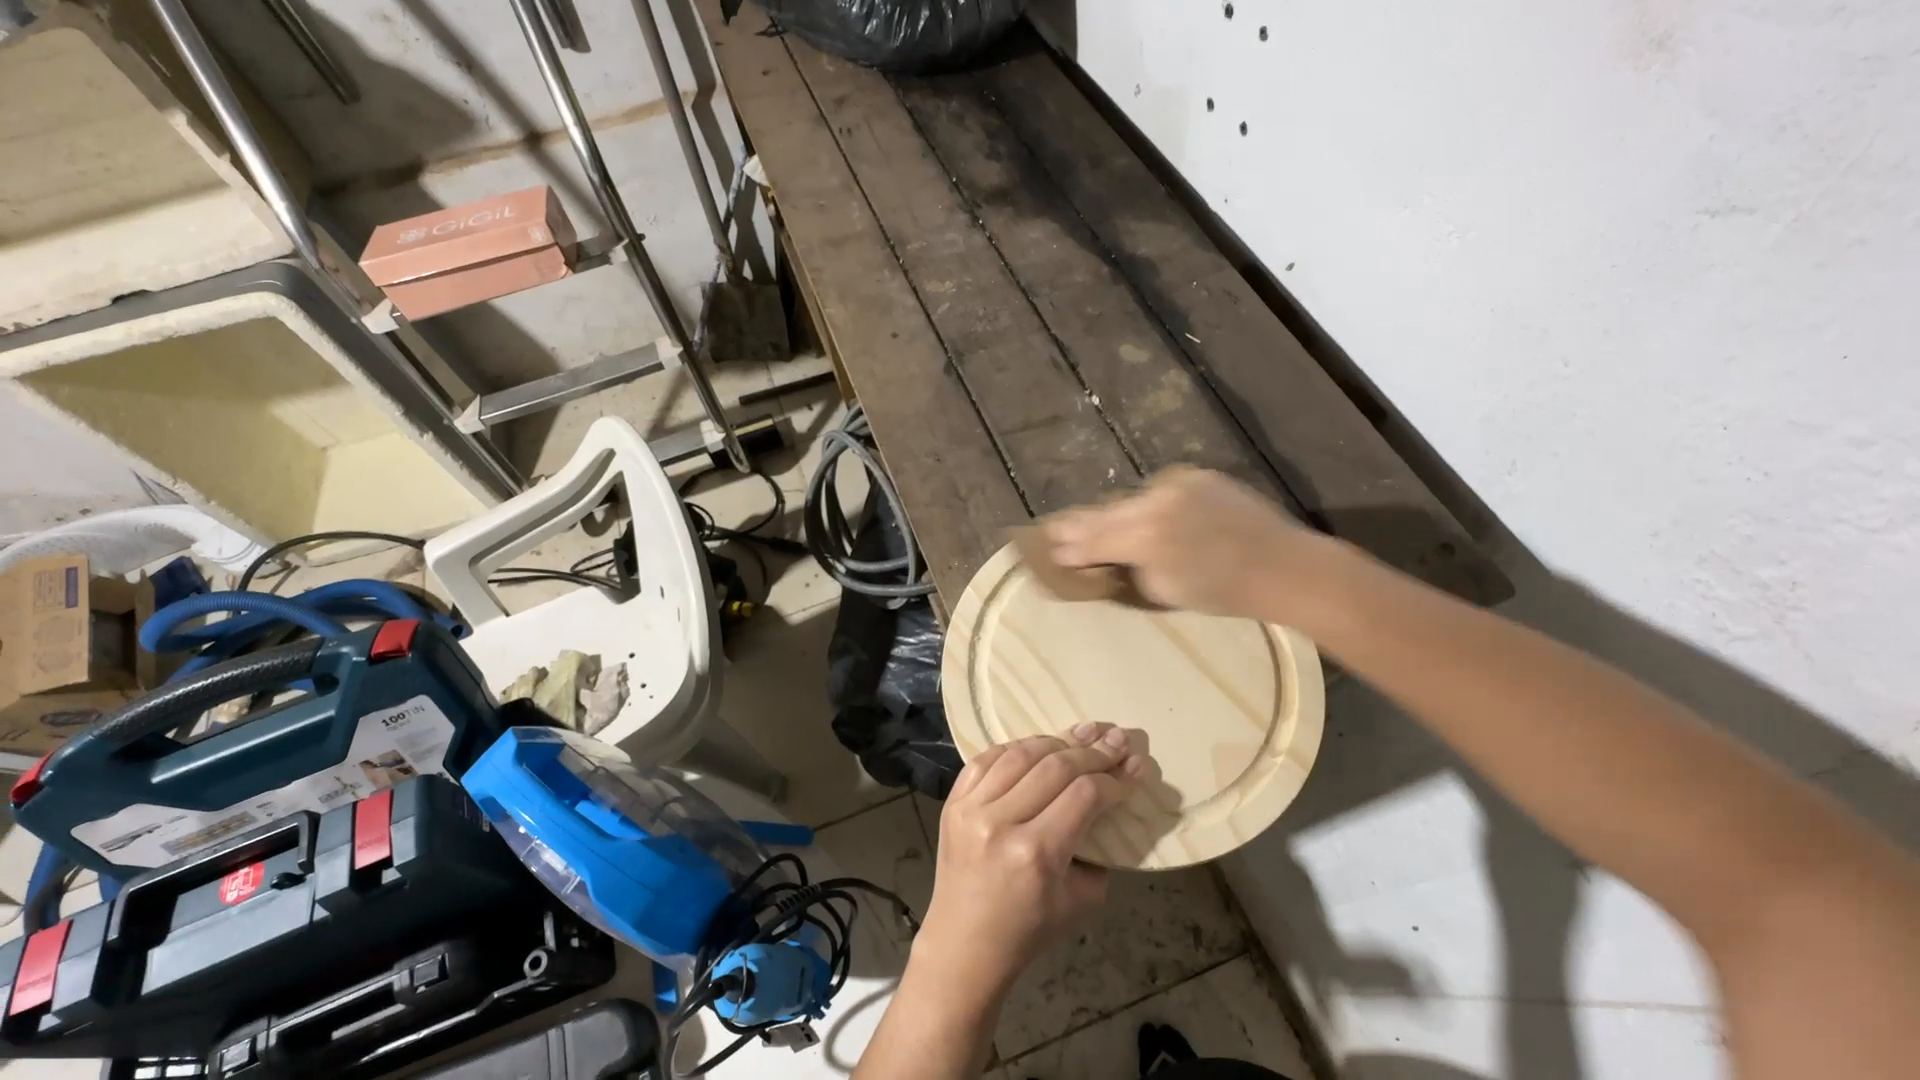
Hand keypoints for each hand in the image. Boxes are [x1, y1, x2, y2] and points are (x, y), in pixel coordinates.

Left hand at [916, 724, 1152, 997]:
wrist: (964, 944)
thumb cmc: (1028, 930)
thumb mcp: (1080, 900)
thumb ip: (1097, 848)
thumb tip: (1110, 799)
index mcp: (1035, 852)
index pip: (1084, 795)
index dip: (1113, 779)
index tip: (1133, 769)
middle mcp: (1000, 822)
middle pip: (1055, 767)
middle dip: (1093, 751)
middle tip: (1117, 739)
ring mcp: (970, 809)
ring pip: (1020, 754)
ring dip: (1057, 741)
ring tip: (1084, 735)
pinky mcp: (952, 803)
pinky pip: (986, 759)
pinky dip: (1016, 748)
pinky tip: (1039, 745)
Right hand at [1044, 465, 1341, 622]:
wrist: (1282, 566)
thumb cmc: (1222, 592)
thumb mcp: (1164, 591)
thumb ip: (1129, 570)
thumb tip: (1109, 561)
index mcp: (1144, 537)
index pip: (1095, 540)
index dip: (1072, 547)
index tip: (1051, 548)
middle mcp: (1155, 503)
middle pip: (1108, 513)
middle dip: (1081, 524)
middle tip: (1055, 528)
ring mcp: (1178, 485)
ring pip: (1134, 500)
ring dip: (1115, 513)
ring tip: (1091, 521)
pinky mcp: (1199, 477)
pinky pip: (1162, 491)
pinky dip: (1148, 504)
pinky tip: (1141, 514)